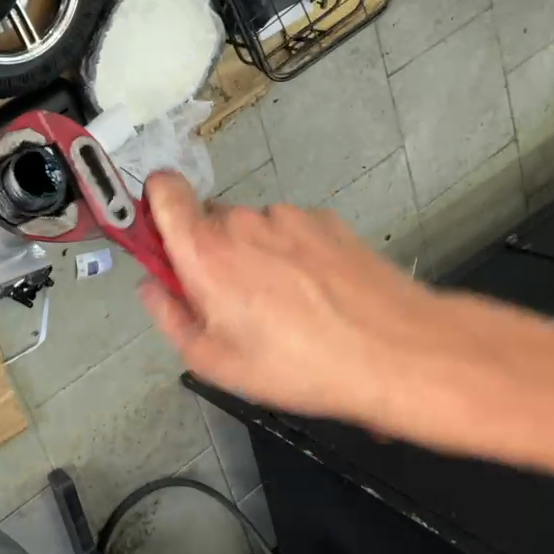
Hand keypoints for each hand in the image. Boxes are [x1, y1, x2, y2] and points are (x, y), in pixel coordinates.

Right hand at [137, 171, 456, 426]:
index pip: (163, 189)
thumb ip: (169, 317)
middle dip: (210, 250)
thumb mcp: (216, 362)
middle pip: (207, 219)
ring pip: (251, 227)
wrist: (403, 353)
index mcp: (203, 250)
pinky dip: (294, 253)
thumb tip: (151, 288)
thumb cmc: (299, 365)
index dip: (156, 205)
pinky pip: (292, 230)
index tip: (165, 240)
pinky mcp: (327, 221)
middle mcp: (240, 221)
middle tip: (233, 298)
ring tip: (285, 303)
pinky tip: (317, 293)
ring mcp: (287, 217)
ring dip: (254, 253)